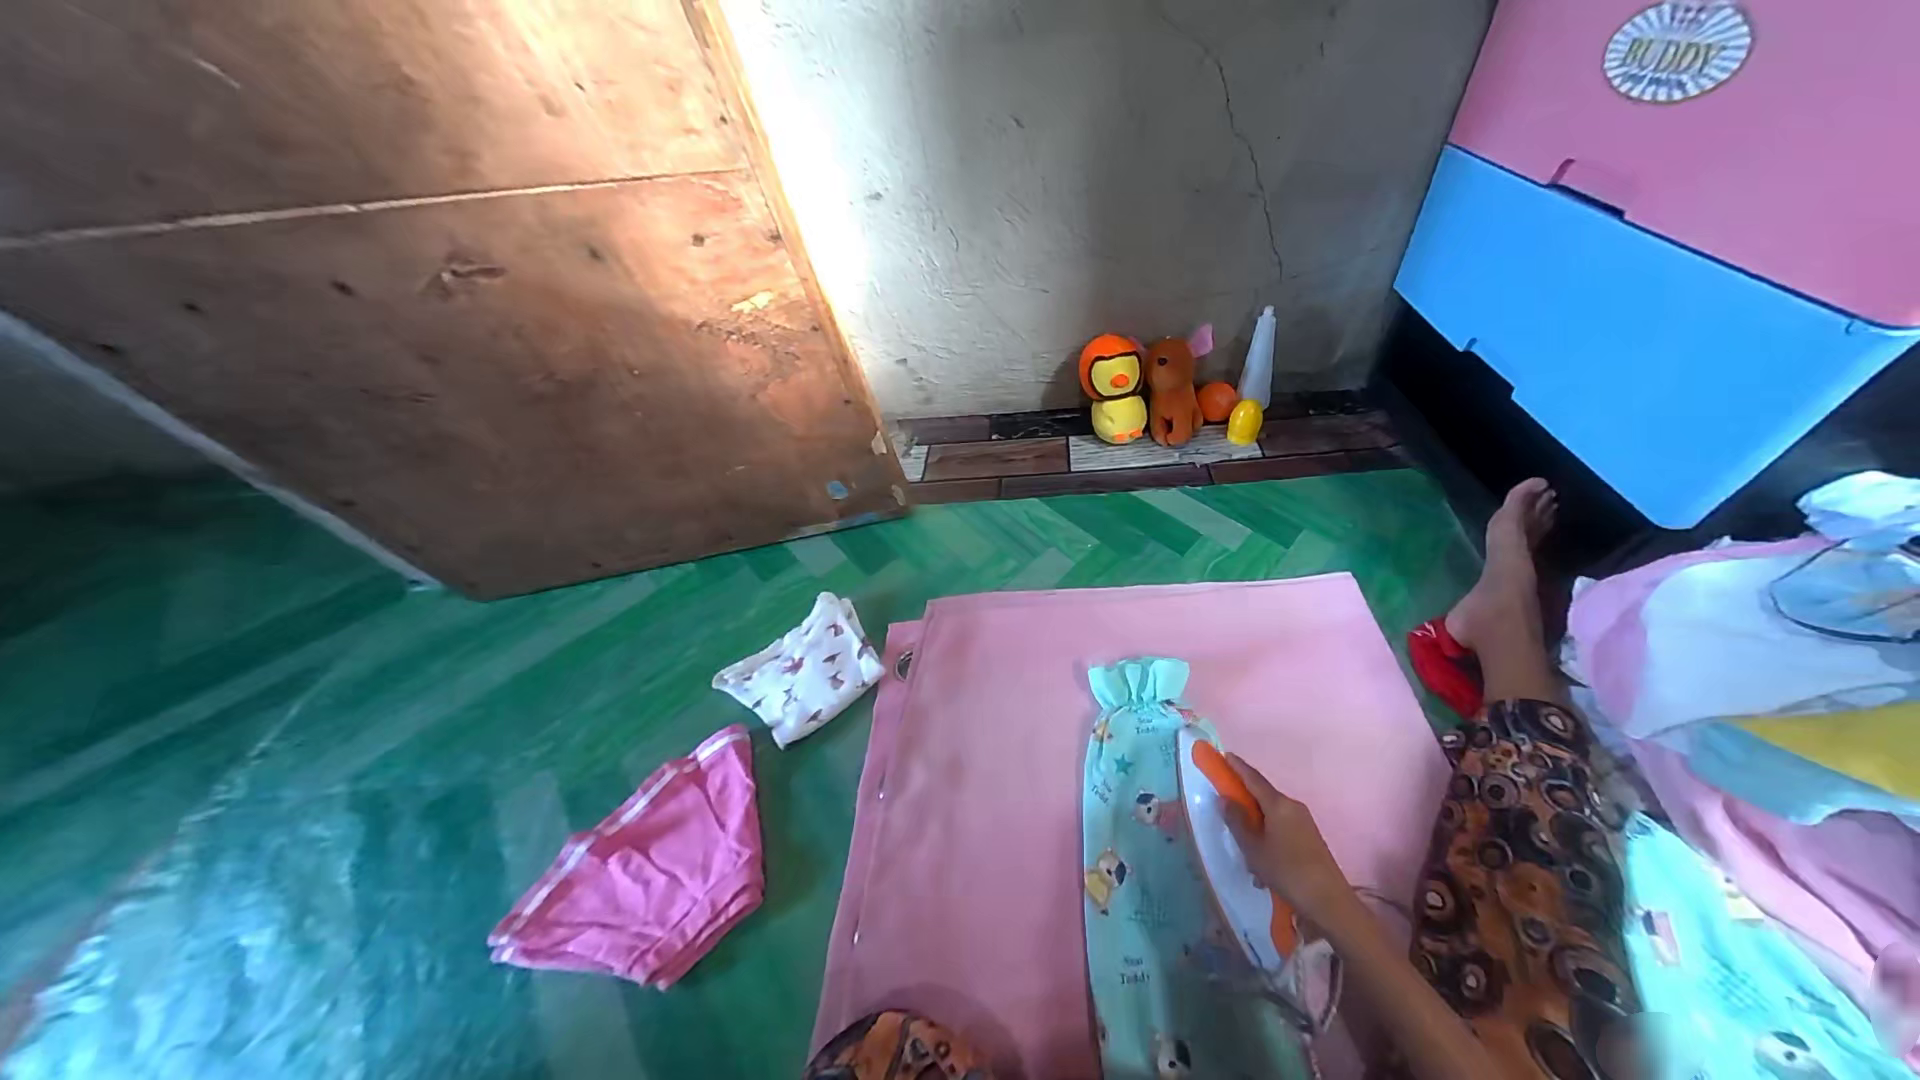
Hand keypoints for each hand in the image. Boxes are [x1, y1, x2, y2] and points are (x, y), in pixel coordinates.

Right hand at [1223, 753, 1357, 926]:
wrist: (1330, 903)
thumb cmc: (1286, 871)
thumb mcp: (1253, 847)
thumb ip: (1236, 820)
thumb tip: (1225, 798)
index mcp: (1279, 804)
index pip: (1253, 778)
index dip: (1237, 767)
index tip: (1224, 756)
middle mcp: (1293, 807)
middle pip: (1263, 796)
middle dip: (1244, 802)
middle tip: (1227, 811)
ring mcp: (1304, 823)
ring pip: (1271, 815)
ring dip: (1256, 826)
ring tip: (1246, 854)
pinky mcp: (1310, 838)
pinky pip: (1282, 828)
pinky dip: (1268, 837)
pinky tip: (1263, 865)